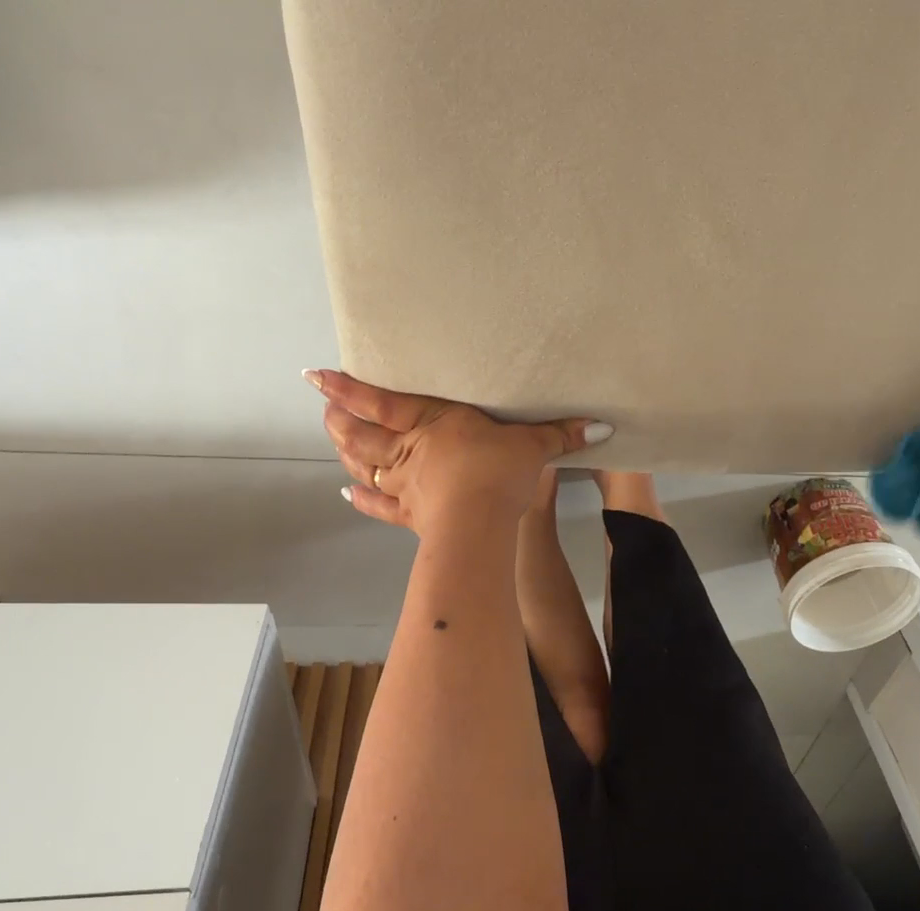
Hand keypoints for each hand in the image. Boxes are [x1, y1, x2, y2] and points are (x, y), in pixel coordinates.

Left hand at [309, 370, 612, 535]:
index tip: (314, 375)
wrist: (479, 525)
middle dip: (339, 418)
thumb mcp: (533, 448)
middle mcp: (408, 451)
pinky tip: (345, 492)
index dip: (346, 388)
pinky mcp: (408, 516)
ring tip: (330, 435)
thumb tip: (604, 426)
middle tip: (324, 406)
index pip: (379, 400)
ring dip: (343, 451)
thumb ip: (562, 434)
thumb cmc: (497, 473)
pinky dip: (360, 497)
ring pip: (363, 464)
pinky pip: (378, 504)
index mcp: (431, 423)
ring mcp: (404, 485)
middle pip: (361, 433)